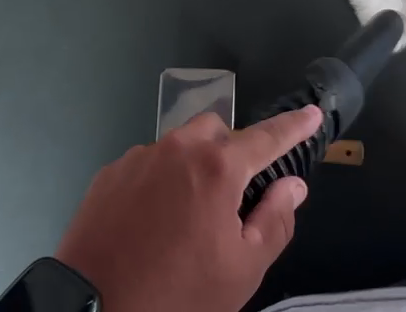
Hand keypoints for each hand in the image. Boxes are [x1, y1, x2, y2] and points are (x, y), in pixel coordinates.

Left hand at [55, 105, 322, 311]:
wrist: (92, 309)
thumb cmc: (178, 294)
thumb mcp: (241, 270)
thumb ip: (274, 221)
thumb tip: (292, 186)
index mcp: (217, 168)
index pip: (267, 137)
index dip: (294, 126)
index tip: (314, 113)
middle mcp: (178, 148)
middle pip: (216, 131)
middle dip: (231, 152)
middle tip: (231, 197)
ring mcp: (140, 157)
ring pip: (178, 145)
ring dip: (193, 166)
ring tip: (187, 217)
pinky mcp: (110, 173)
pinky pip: (147, 164)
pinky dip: (159, 182)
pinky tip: (152, 222)